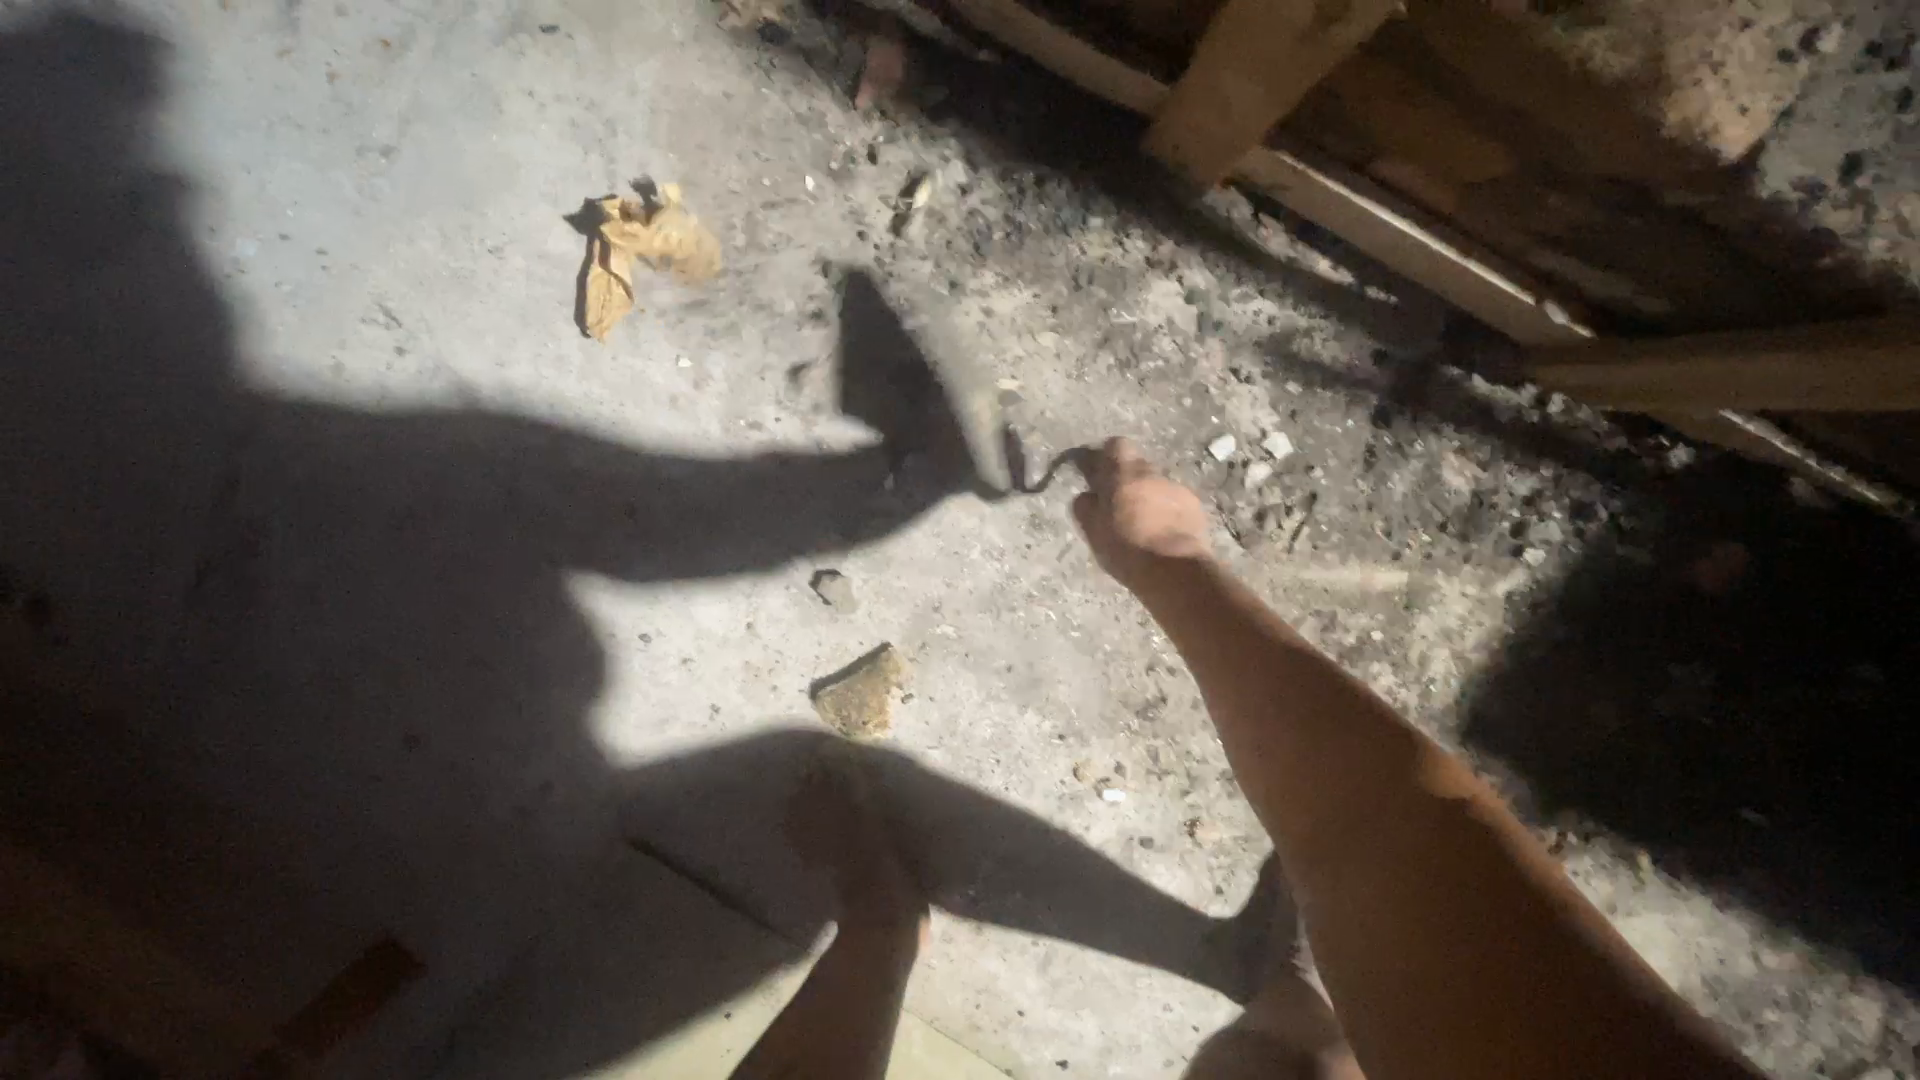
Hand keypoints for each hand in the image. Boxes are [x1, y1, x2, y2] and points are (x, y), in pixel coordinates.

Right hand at [1071, 437, 1212, 590]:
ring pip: (1156, 484)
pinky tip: (1164, 532)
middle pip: (1137, 466)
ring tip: (1144, 524)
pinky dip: (1167, 510)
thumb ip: (1086, 506)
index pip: (1115, 445)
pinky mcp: (1195, 505)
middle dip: (1128, 480)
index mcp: (1124, 475)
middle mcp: (1152, 473)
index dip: (1108, 457)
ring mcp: (1176, 488)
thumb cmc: (1127, 550)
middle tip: (1120, 506)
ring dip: (1148, 497)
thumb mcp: (1093, 531)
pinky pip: (1174, 500)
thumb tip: (1087, 495)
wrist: (1175, 570)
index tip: (1101, 477)